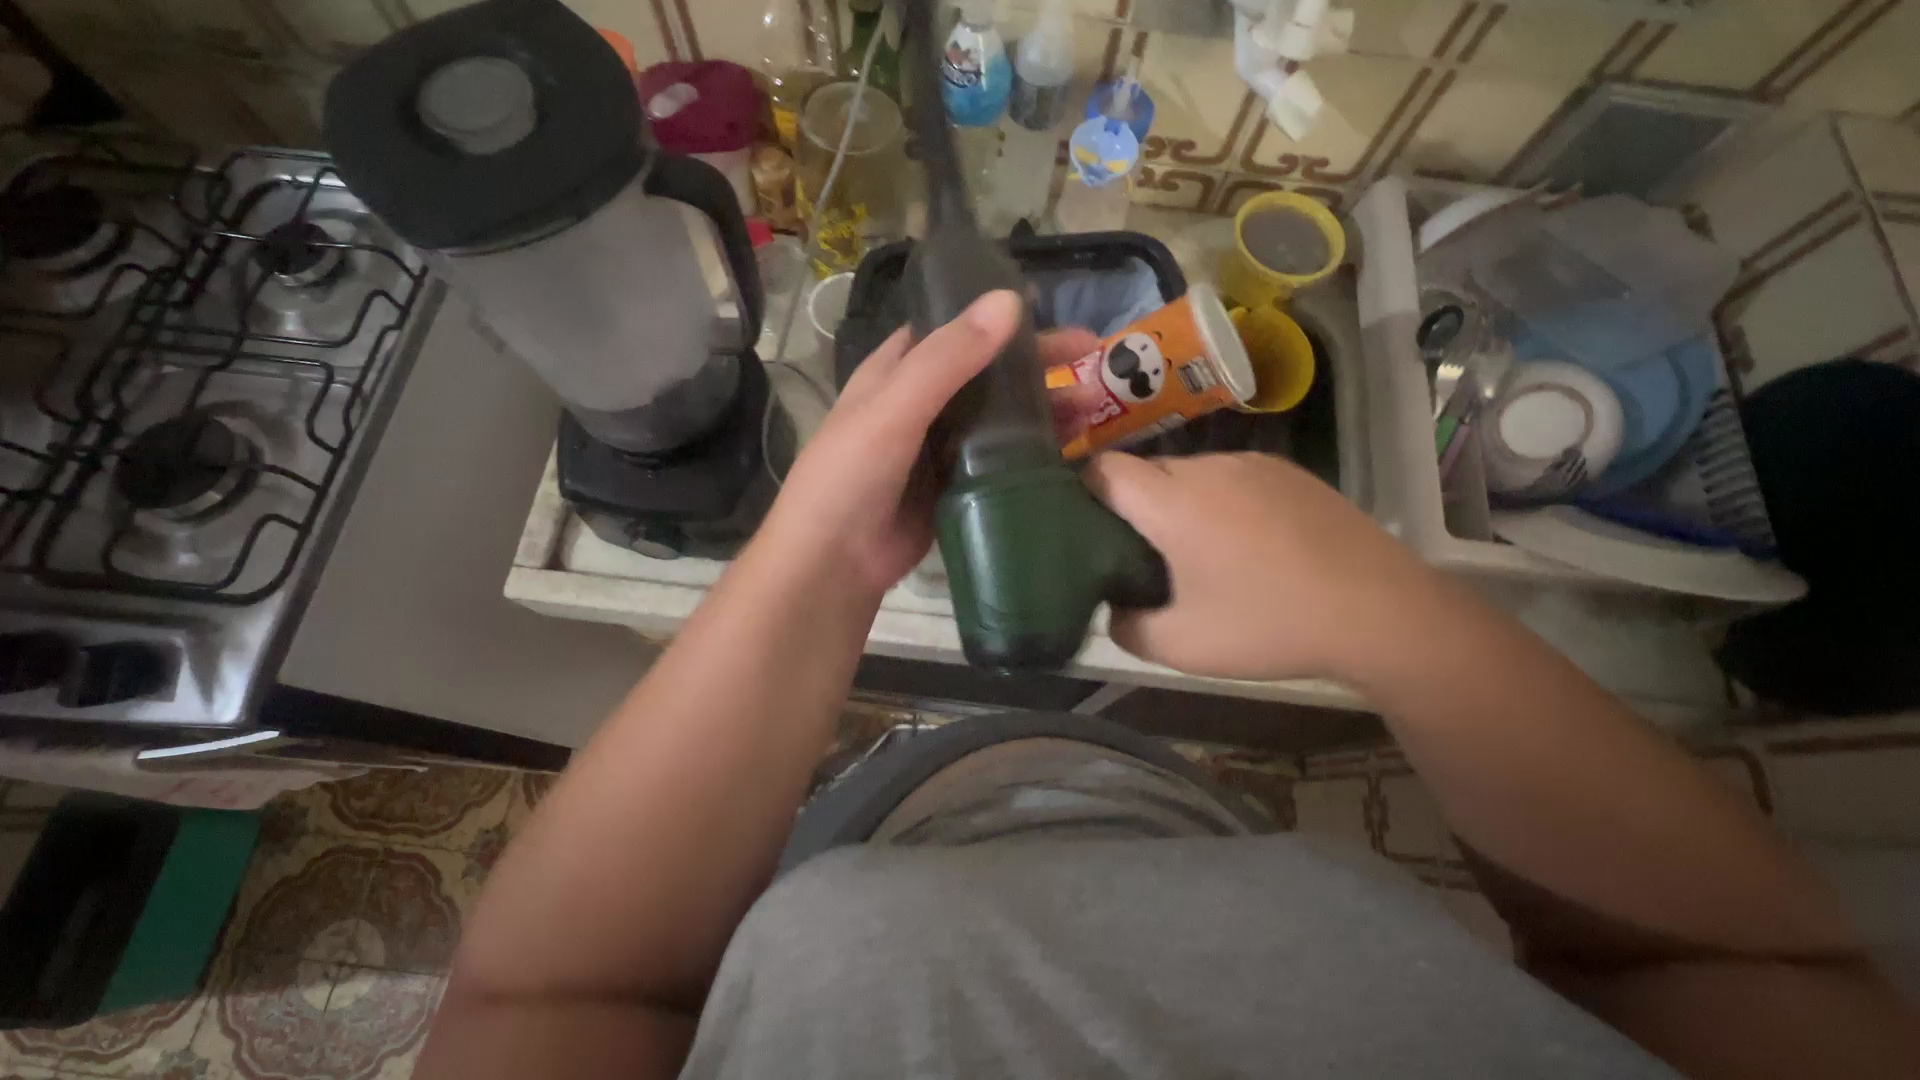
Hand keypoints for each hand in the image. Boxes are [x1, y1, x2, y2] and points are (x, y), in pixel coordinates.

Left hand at [759, 290, 1100, 601]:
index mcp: (895, 373)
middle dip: (1035, 366)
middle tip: (1092, 357)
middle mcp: (919, 406)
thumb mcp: (895, 408)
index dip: (995, 317)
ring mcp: (938, 450)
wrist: (833, 564)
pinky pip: (999, 462)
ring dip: (1042, 410)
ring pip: (998, 420)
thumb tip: (1009, 302)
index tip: (1048, 311)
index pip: (952, 330)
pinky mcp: (954, 489)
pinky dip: (1031, 455)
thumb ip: (948, 359)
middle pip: (985, 375)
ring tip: (1093, 408)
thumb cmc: (851, 476)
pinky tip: (1070, 453)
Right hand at [1084, 452, 1448, 682]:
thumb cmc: (1270, 626)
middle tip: (1141, 557)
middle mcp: (1208, 468)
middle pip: (1146, 472)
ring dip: (1180, 505)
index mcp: (1172, 502)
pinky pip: (1234, 478)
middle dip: (1133, 507)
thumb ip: (1126, 627)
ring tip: (1200, 555)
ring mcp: (1255, 465)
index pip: (1103, 469)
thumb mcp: (1182, 647)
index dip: (1083, 493)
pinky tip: (1248, 547)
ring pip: (1192, 475)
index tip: (1086, 530)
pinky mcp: (1291, 473)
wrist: (1381, 612)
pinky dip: (1222, 503)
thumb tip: (1113, 609)